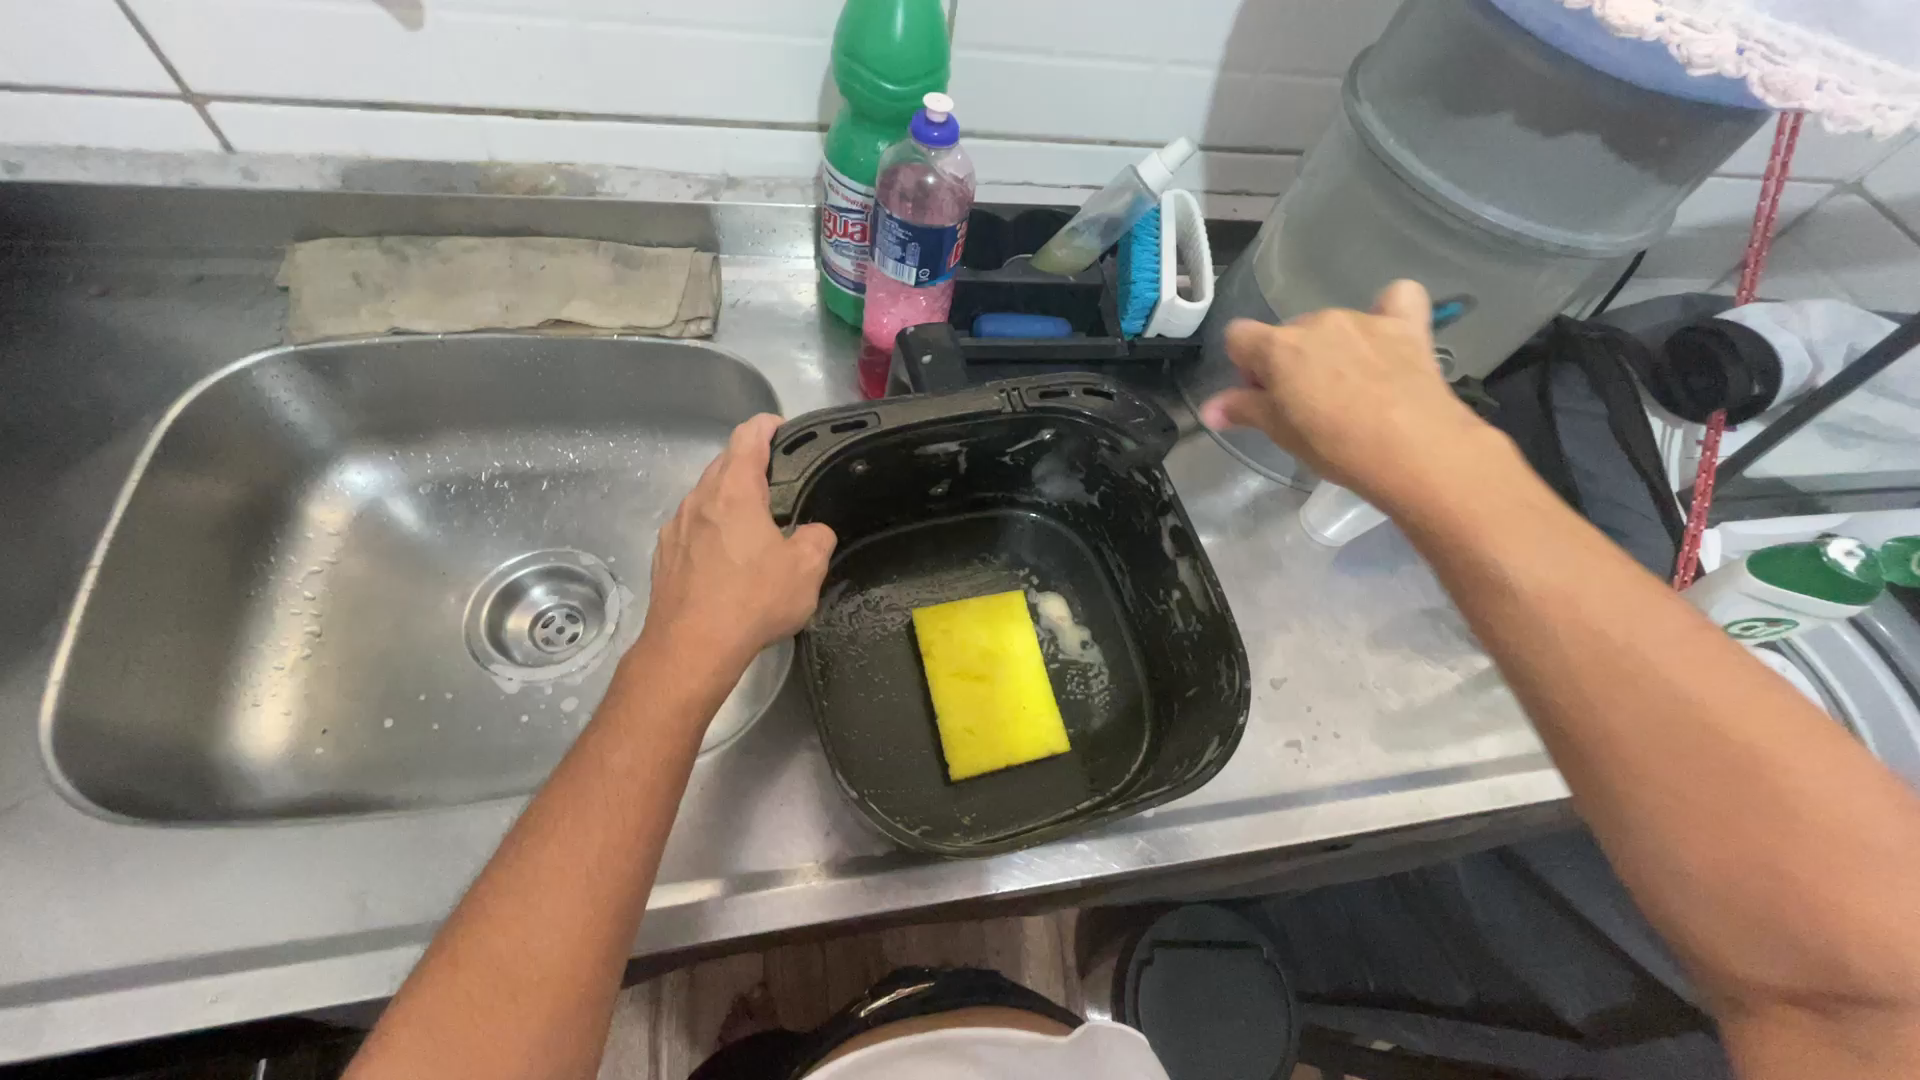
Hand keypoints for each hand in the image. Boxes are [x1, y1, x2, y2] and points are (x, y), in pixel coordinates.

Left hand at [638, 414, 836, 673]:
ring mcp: (676, 528)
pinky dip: (713, 529)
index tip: (784, 431)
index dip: (768, 426)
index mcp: (734, 492)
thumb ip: (818, 539)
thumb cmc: (751, 601)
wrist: (691, 648)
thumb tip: (813, 533)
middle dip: (750, 464)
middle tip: (780, 483)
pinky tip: (728, 559)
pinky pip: (692, 527)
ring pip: (705, 497)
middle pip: (724, 463)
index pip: (748, 436)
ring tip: (756, 523)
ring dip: (730, 499)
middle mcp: (699, 500)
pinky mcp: (665, 556)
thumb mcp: (807, 570)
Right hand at [1198, 280, 1500, 509]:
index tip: (1261, 396)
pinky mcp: (1406, 326)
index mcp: (1278, 348)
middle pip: (1287, 333)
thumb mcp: (1281, 433)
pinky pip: (1395, 299)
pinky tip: (1386, 336)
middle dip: (1288, 362)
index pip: (1238, 336)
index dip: (1244, 366)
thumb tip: (1209, 410)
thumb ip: (1243, 410)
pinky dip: (1386, 312)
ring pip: (1331, 325)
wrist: (1414, 449)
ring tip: (1350, 389)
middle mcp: (1316, 323)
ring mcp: (1363, 320)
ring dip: (1329, 349)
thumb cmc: (1336, 446)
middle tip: (1305, 403)